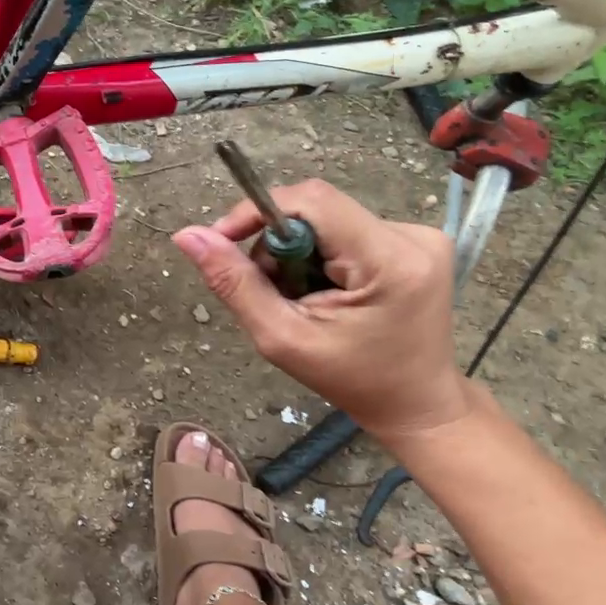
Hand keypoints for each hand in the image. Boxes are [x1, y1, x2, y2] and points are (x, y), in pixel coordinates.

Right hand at [171, 179, 473, 439]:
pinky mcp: (414, 242)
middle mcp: (412, 236)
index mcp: (389, 260)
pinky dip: (317, 256)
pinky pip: (342, 230)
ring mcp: (419, 236)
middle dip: (275, 244)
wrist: (416, 403)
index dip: (257, 211)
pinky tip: (323, 291)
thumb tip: (186, 235)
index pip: (311, 201)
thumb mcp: (280, 337)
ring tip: (298, 297)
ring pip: (325, 221)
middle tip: (268, 290)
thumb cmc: (350, 379)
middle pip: (315, 211)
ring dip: (294, 253)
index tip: (223, 241)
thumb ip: (234, 282)